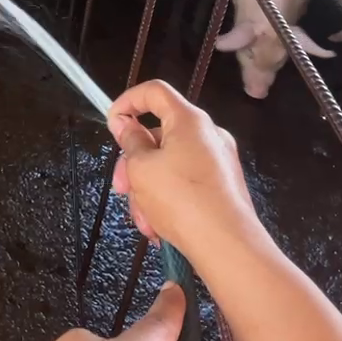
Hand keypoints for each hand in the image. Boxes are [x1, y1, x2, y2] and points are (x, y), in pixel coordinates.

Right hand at [108, 80, 265, 271]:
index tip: (112, 124)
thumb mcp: (141, 168)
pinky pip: (185, 182)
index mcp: (189, 121)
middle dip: (133, 162)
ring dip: (147, 188)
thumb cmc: (180, 199)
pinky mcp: (222, 188)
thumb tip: (124, 123)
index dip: (127, 101)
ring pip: (168, 164)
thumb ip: (129, 141)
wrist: (229, 248)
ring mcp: (218, 163)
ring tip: (143, 219)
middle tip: (121, 187)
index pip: (154, 92)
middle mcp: (208, 135)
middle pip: (158, 134)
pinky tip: (159, 227)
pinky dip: (167, 199)